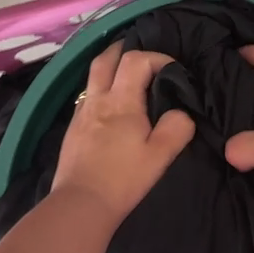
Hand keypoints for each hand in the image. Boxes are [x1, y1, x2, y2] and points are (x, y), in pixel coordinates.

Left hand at [52, 42, 195, 219]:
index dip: (157, 57)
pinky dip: (100, 89)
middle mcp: (97, 99)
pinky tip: (109, 106)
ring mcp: (81, 113)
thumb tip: (181, 113)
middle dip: (124, 49)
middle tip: (140, 52)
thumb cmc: (124, 178)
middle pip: (105, 59)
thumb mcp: (160, 155)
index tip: (174, 70)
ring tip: (125, 74)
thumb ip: (177, 128)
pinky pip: (86, 97)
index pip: (137, 60)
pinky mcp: (72, 129)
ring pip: (92, 76)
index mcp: (121, 101)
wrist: (81, 203)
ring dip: (109, 67)